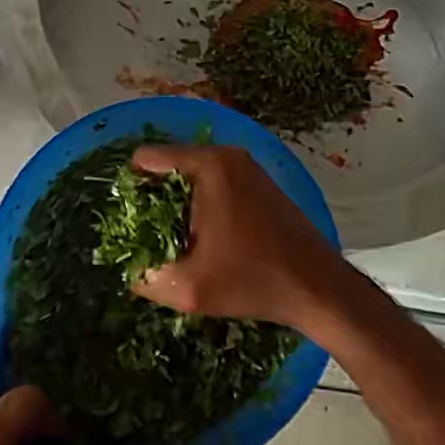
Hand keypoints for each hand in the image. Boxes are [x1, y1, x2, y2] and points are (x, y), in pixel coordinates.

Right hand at [129, 144, 358, 329]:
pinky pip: (215, 183)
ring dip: (178, 204)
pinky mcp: (259, 182)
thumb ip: (144, 276)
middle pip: (169, 165)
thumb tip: (126, 268)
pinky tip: (205, 240)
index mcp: (208, 166)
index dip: (130, 188)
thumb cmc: (253, 280)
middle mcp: (228, 156)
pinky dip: (202, 204)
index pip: (147, 158)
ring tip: (175, 242)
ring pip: (193, 176)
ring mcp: (248, 167)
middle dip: (153, 198)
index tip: (127, 222)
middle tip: (149, 237)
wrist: (318, 286)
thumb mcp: (187, 288)